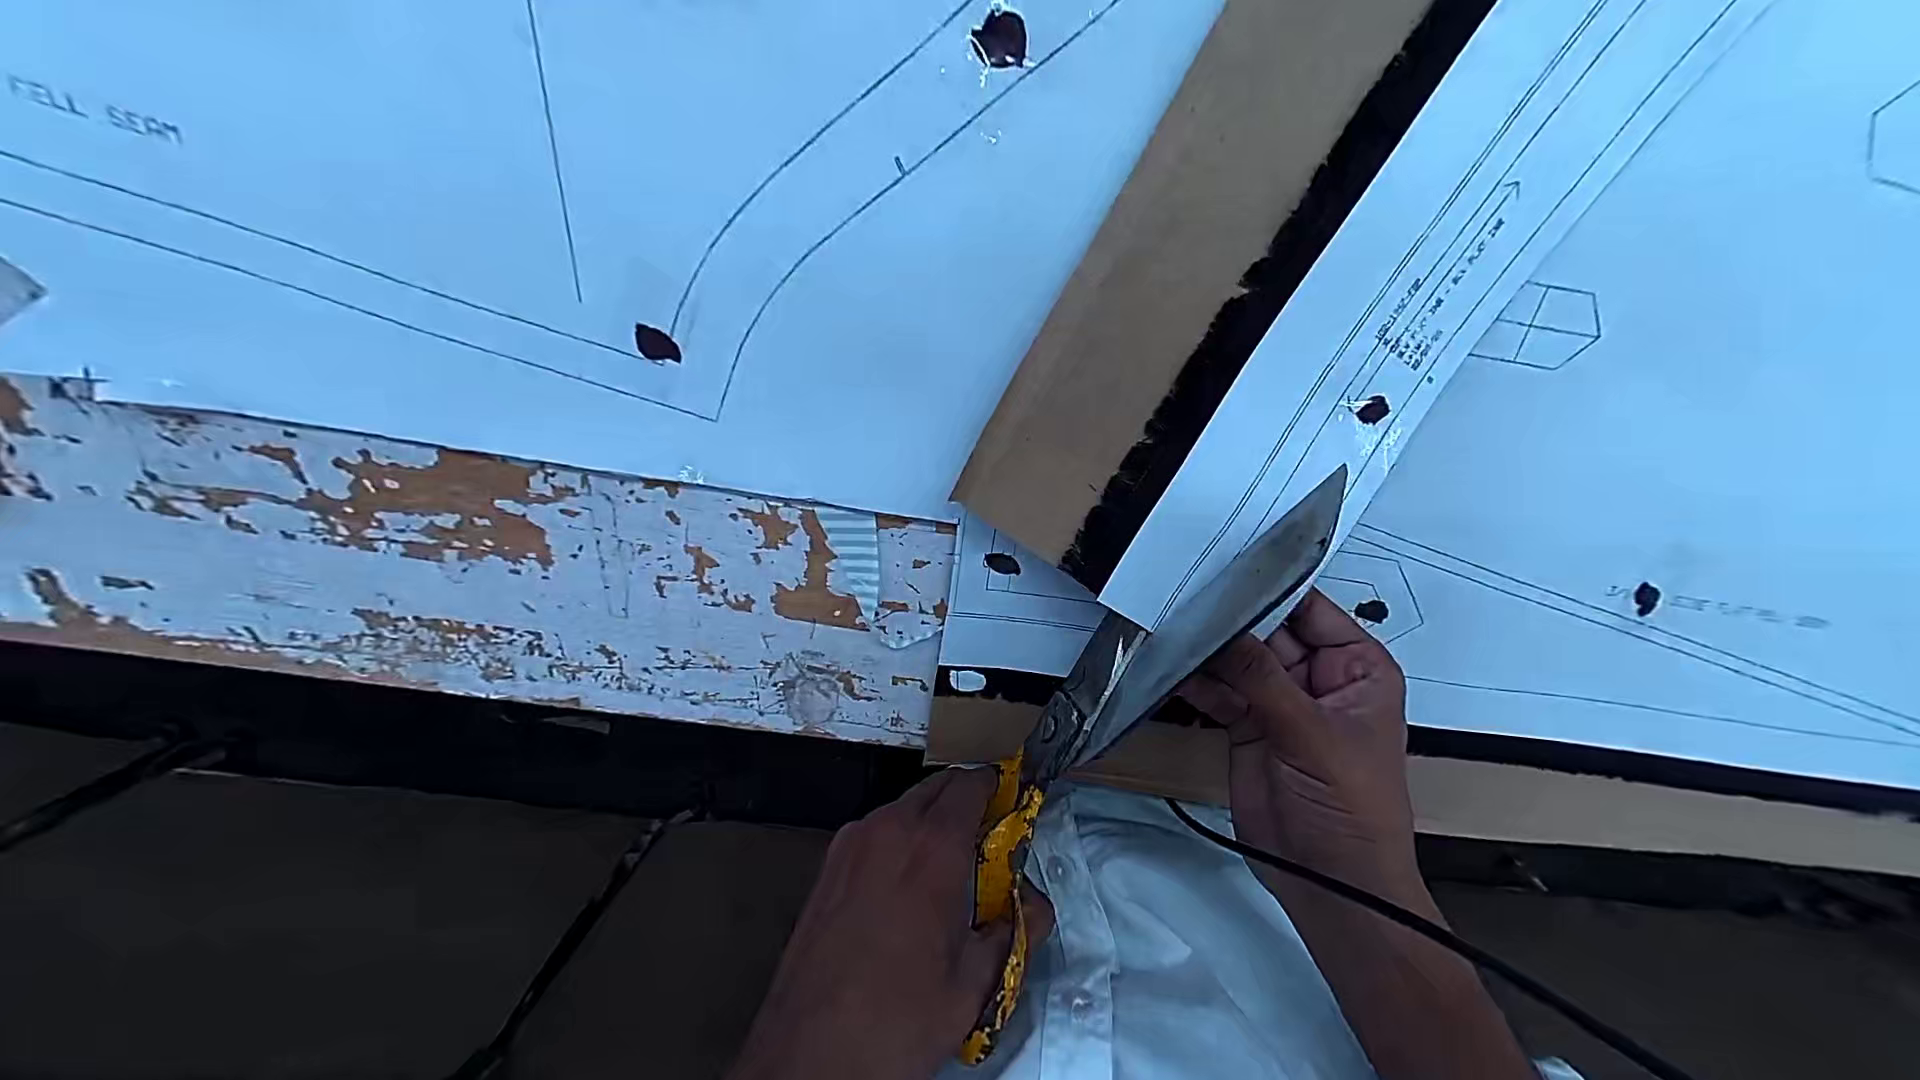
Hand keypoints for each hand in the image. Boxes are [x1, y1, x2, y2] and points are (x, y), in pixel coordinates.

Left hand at [727, 768, 1054, 1079]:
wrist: (808, 1056)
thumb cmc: (896, 1019)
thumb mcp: (975, 982)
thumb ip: (1016, 929)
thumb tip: (1035, 905)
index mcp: (934, 846)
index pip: (972, 783)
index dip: (997, 785)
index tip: (1011, 801)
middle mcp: (891, 828)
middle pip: (938, 785)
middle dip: (967, 799)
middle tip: (987, 834)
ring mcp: (853, 840)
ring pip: (905, 806)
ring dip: (931, 818)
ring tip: (947, 866)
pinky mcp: (829, 862)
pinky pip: (877, 830)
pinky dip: (899, 838)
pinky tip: (904, 886)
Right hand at [1178, 588, 1420, 901]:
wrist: (1327, 882)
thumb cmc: (1351, 809)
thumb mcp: (1312, 734)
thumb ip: (1262, 678)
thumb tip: (1223, 630)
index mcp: (1355, 667)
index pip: (1310, 610)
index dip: (1271, 589)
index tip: (1225, 570)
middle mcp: (1316, 677)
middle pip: (1266, 632)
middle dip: (1230, 621)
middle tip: (1185, 600)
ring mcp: (1278, 701)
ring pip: (1237, 660)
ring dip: (1207, 651)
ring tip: (1172, 632)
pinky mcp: (1246, 724)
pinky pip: (1218, 690)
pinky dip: (1196, 682)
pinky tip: (1173, 670)